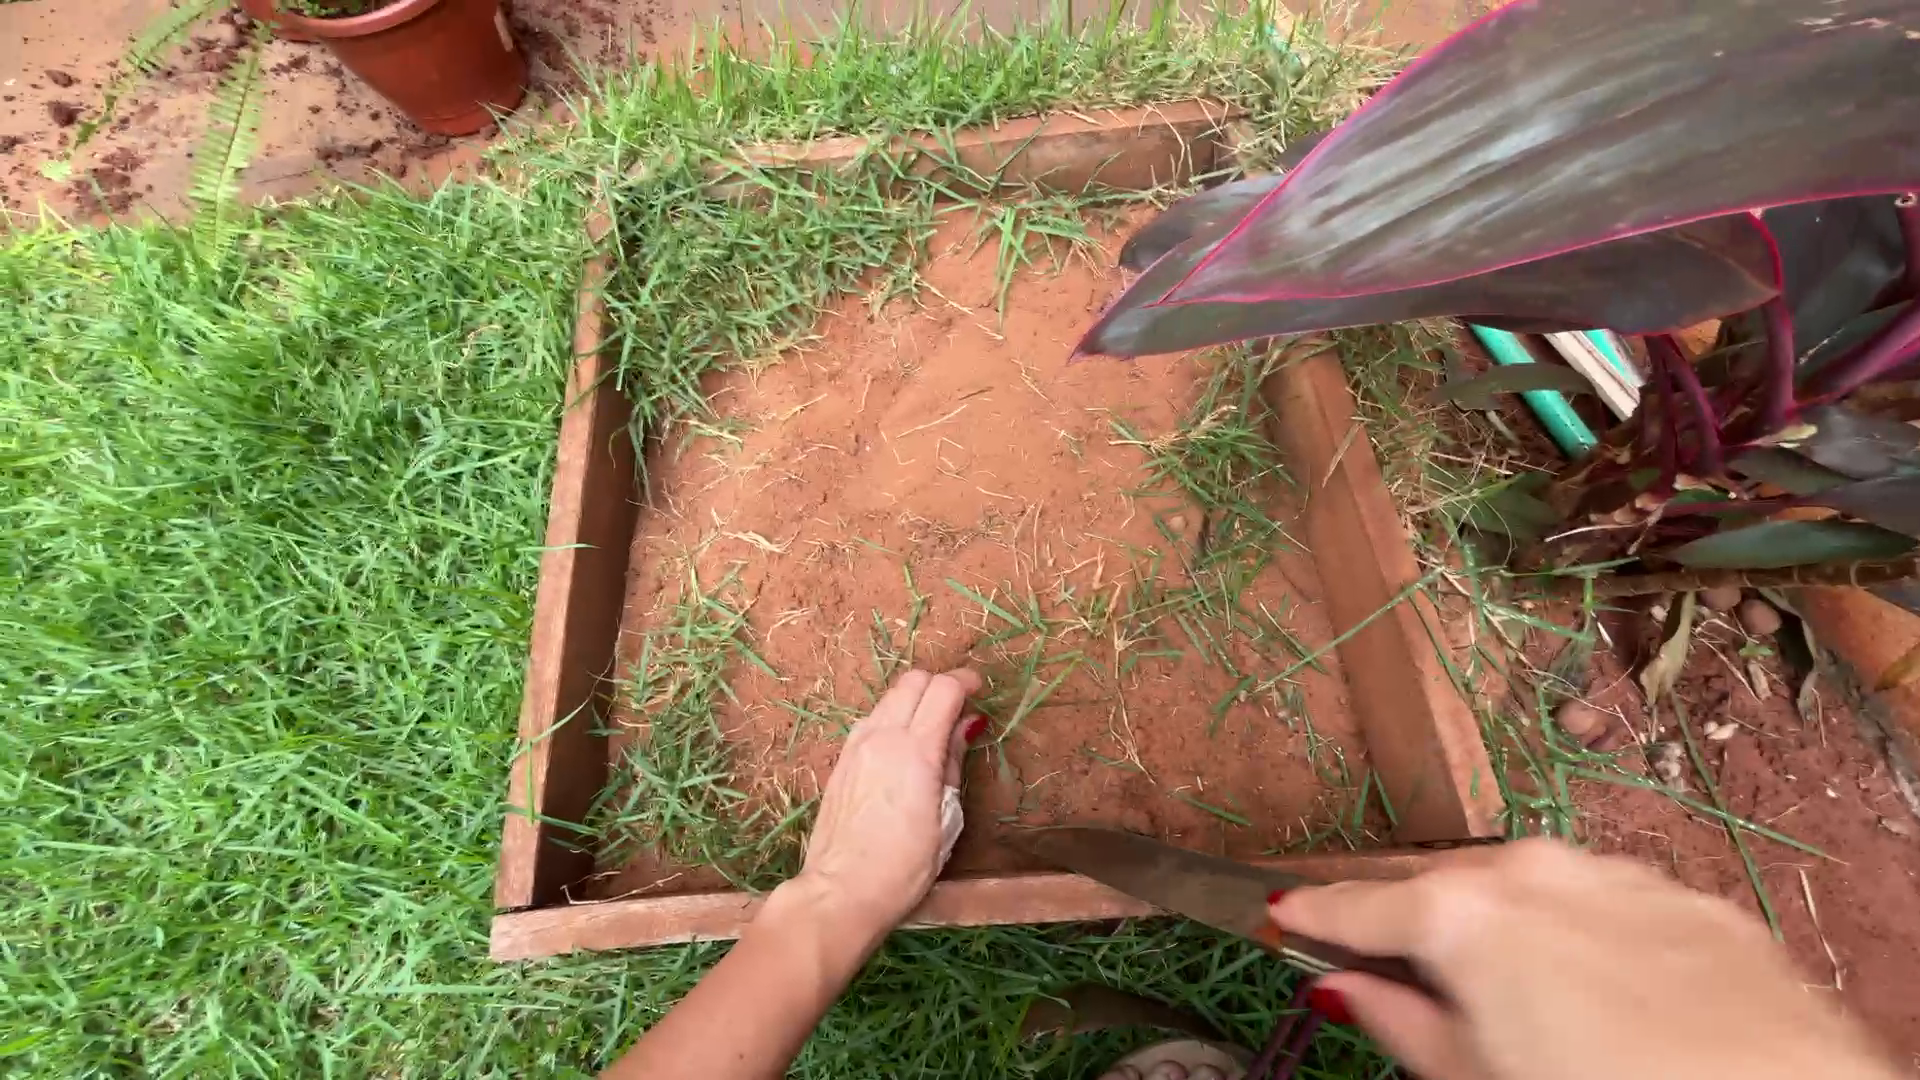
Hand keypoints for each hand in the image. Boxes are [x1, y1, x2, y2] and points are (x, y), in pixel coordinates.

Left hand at [791, 668, 984, 933]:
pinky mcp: (842, 758)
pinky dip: (894, 715)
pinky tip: (903, 743)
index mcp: (915, 750)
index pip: (943, 689)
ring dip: (915, 697)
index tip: (980, 689)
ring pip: (890, 695)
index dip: (966, 682)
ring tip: (932, 725)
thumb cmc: (903, 868)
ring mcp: (857, 744)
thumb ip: (954, 762)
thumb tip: (966, 724)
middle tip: (959, 705)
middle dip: (940, 684)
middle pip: (914, 680)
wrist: (840, 892)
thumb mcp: (947, 818)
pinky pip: (872, 717)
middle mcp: (883, 736)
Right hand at [1272, 839, 1897, 1079]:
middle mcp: (1523, 870)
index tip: (1280, 910)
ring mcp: (1610, 875)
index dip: (1312, 911)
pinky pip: (1602, 898)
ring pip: (1519, 883)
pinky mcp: (1689, 899)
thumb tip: (1337, 985)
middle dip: (1409, 917)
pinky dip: (1576, 926)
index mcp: (1457, 912)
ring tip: (1507, 973)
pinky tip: (1604, 980)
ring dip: (1494, 916)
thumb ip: (1397, 1022)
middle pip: (1435, 885)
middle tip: (1395, 957)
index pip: (1356, 905)